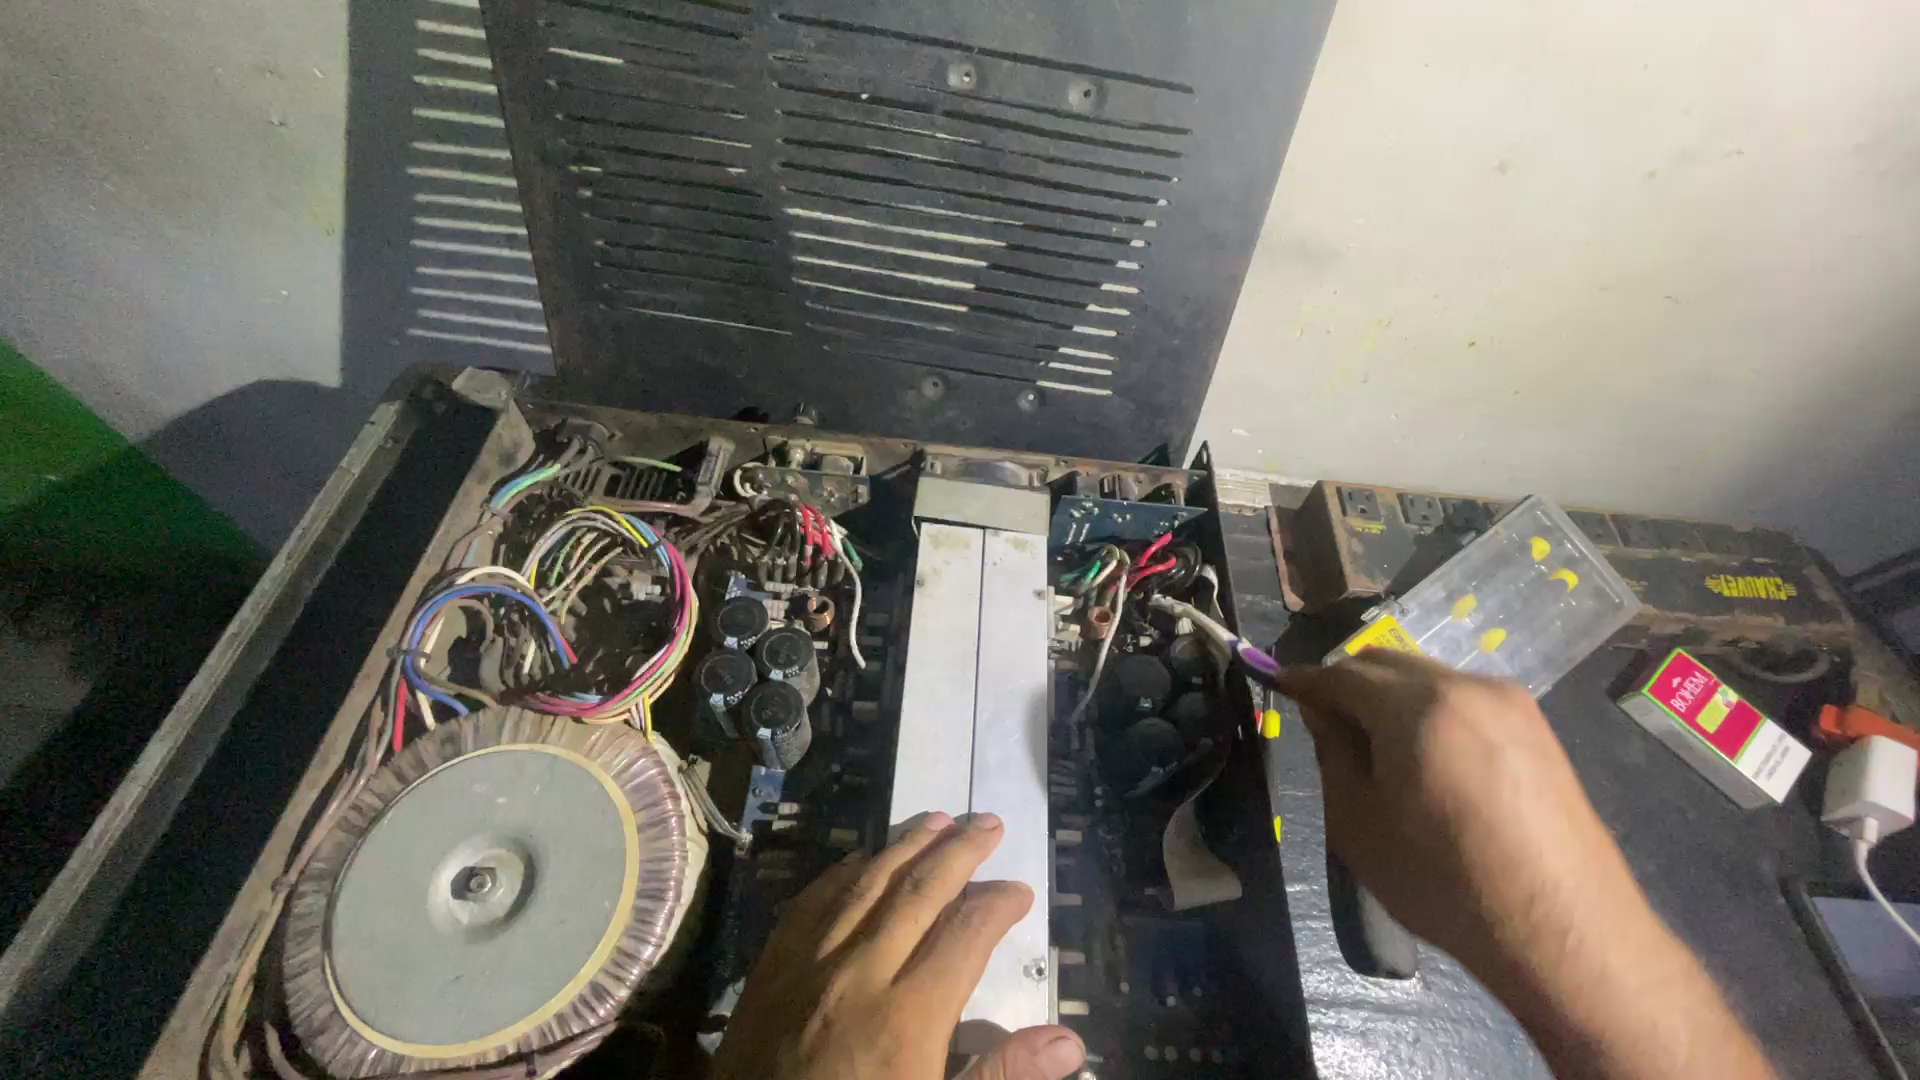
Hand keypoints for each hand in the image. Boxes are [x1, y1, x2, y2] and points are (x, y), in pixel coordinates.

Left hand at [711, 811, 1087, 1079]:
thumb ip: (999, 1076)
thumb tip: (1068, 1043)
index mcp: (907, 1017)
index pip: (966, 935)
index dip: (998, 906)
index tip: (1021, 890)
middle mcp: (860, 973)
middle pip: (920, 891)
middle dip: (960, 851)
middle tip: (988, 824)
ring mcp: (810, 965)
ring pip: (867, 883)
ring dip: (906, 845)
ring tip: (937, 818)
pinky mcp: (771, 970)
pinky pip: (811, 902)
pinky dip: (841, 874)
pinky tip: (859, 858)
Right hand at [1278, 649, 1777, 1079]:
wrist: (1565, 934)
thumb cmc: (1442, 880)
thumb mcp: (1356, 819)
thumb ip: (1332, 750)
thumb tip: (1321, 710)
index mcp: (1415, 706)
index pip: (1340, 674)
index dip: (1302, 678)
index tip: (1277, 684)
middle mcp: (1465, 687)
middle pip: (1384, 662)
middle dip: (1345, 681)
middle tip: (1320, 716)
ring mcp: (1509, 703)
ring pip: (1424, 676)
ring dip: (1387, 693)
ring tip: (1371, 739)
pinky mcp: (1537, 727)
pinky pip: (1461, 697)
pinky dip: (1426, 707)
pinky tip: (1422, 752)